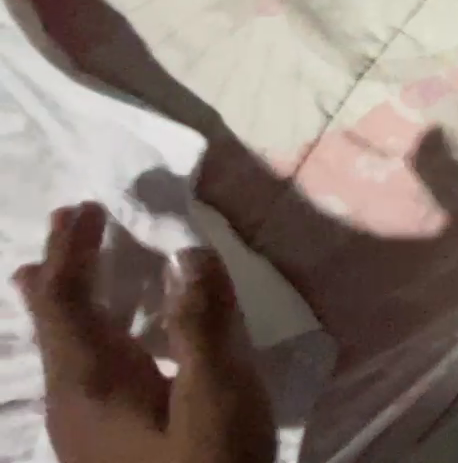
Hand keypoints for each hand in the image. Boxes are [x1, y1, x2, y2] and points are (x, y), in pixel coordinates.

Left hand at [13, 203, 275, 462]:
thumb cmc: (211, 456)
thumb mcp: (217, 388)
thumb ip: (202, 322)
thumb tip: (186, 254)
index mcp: (95, 383)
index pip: (71, 307)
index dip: (73, 256)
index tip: (84, 209)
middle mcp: (76, 399)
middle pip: (57, 325)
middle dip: (59, 271)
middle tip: (66, 223)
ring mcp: (88, 420)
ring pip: (66, 345)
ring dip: (66, 300)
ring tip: (50, 274)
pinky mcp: (109, 429)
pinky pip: (84, 361)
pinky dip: (85, 328)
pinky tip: (98, 337)